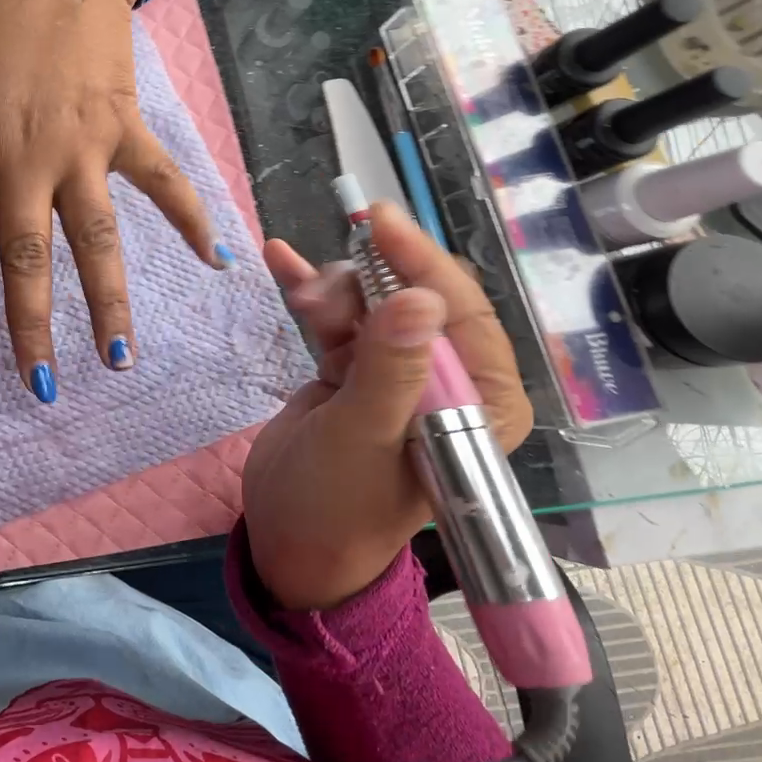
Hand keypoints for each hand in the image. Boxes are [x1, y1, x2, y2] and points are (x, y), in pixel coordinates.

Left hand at [0, 0, 222, 401]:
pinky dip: (190, 214)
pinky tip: (216, 257)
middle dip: (32, 323)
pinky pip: (161, 179)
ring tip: (119, 357)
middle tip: (38, 383)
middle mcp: (24, 158)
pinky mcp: (125, 126)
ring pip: (96, 236)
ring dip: (110, 299)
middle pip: (27, 254)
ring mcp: (80, 146)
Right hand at [242, 202, 532, 610]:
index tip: (380, 223)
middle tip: (319, 283)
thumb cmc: (335, 503)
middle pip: (414, 301)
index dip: (423, 264)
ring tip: (296, 304)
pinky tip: (282, 259)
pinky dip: (310, 293)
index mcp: (480, 403)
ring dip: (331, 292)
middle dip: (367, 281)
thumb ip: (391, 369)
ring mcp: (397, 376)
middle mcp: (448, 383)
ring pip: (370, 305)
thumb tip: (418, 297)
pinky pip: (336, 322)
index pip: (462, 315)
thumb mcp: (361, 437)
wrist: (286, 538)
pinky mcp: (354, 375)